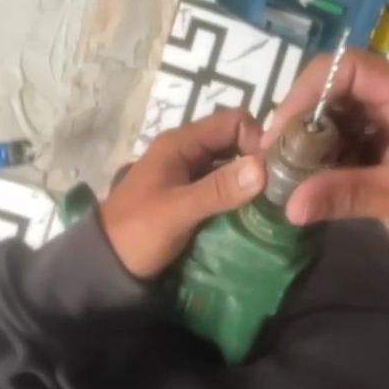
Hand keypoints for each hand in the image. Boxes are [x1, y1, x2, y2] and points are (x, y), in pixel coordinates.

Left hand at [98, 107, 265, 278]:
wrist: (106, 267)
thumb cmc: (136, 233)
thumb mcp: (177, 211)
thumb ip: (218, 189)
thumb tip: (263, 167)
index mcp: (179, 143)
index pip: (232, 121)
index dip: (257, 138)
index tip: (274, 170)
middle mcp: (186, 152)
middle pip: (235, 142)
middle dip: (259, 160)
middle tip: (282, 189)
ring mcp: (188, 175)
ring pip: (232, 166)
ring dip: (251, 181)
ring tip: (275, 203)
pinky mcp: (192, 198)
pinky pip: (224, 188)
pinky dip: (240, 197)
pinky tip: (256, 214)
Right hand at [265, 52, 388, 271]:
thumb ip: (345, 194)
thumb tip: (290, 204)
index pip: (351, 67)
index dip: (312, 89)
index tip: (284, 128)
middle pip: (338, 86)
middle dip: (304, 115)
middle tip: (276, 151)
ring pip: (337, 113)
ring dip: (310, 136)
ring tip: (284, 165)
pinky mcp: (384, 146)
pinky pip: (344, 137)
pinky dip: (323, 153)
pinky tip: (305, 175)